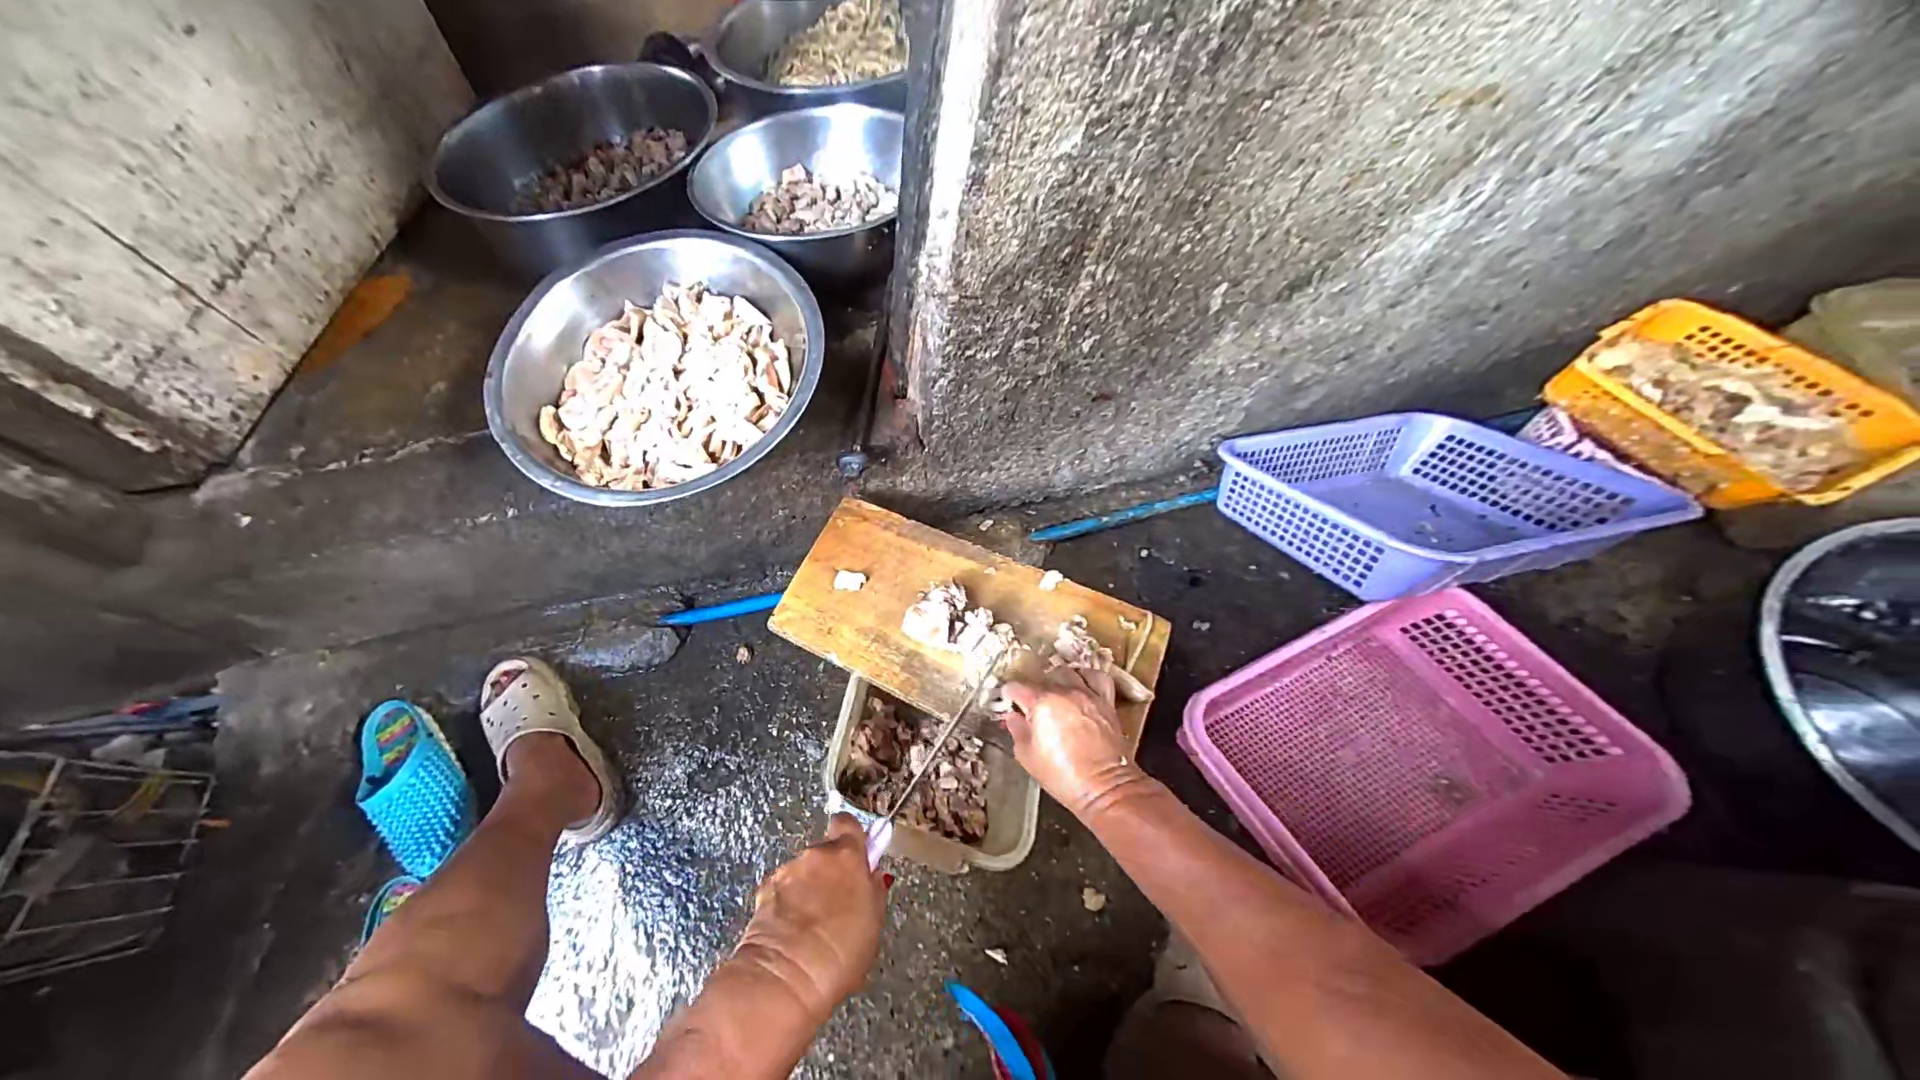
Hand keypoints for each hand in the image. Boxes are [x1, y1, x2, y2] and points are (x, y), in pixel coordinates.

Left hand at [733, 814, 886, 1016]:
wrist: (786, 980)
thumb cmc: (838, 954)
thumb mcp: (873, 923)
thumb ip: (874, 890)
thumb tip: (873, 876)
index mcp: (847, 855)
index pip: (848, 823)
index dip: (852, 837)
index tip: (858, 855)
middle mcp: (815, 855)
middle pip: (825, 851)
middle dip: (830, 871)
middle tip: (838, 902)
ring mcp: (787, 872)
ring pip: (802, 872)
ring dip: (807, 889)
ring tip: (814, 925)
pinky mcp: (763, 892)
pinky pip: (781, 890)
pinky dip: (786, 904)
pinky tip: (792, 932)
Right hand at [1000, 670, 1146, 816]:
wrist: (1104, 787)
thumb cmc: (1064, 776)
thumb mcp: (1028, 758)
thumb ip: (1018, 732)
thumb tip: (1013, 718)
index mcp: (1041, 704)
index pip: (1017, 687)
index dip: (1010, 694)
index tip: (1009, 700)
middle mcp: (1064, 692)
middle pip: (1043, 677)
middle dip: (1034, 689)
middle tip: (1032, 705)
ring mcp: (1087, 695)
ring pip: (1068, 672)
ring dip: (1058, 679)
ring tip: (1056, 692)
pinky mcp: (1106, 702)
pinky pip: (1097, 678)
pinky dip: (1088, 677)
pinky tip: (1082, 686)